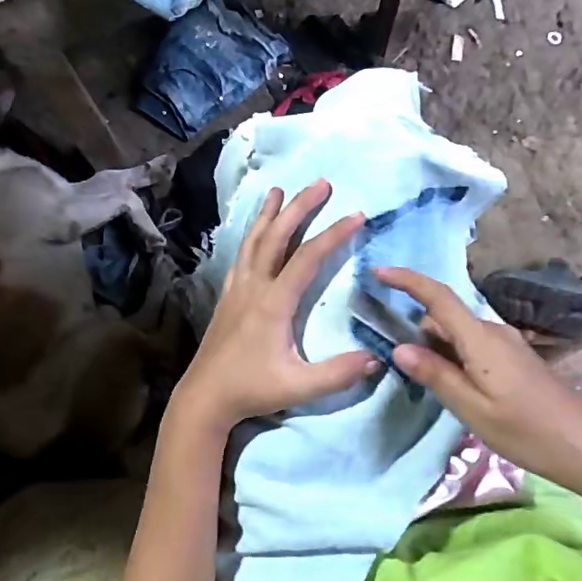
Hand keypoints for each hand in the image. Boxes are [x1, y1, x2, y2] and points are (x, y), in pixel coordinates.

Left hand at [170, 181, 379, 432]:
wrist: (203, 397)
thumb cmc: (251, 390)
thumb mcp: (299, 387)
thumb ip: (338, 373)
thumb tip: (377, 358)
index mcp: (273, 303)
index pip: (307, 259)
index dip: (333, 235)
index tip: (357, 214)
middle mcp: (253, 287)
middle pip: (277, 237)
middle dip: (300, 207)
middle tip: (322, 183)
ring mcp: (237, 290)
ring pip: (254, 241)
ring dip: (269, 214)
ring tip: (279, 190)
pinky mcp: (227, 297)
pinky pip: (241, 256)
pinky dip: (252, 236)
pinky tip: (255, 233)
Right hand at [375, 267, 581, 493]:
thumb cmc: (526, 431)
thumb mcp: (472, 409)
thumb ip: (436, 375)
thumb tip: (399, 348)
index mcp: (481, 339)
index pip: (438, 297)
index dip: (407, 280)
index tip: (377, 271)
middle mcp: (493, 331)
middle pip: (444, 318)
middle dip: (418, 334)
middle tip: (404, 372)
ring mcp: (507, 344)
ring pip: (458, 334)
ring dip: (438, 351)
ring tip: (430, 388)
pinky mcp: (514, 358)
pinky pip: (473, 347)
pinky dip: (455, 358)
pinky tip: (457, 390)